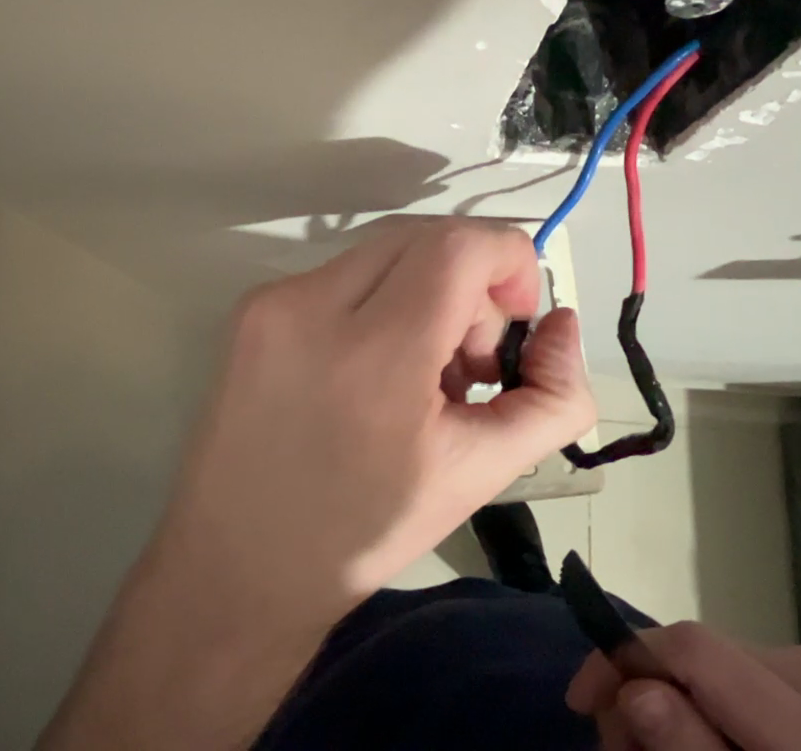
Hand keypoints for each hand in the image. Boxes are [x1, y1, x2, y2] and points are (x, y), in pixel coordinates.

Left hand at [38, 219, 597, 749]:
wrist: (238, 563)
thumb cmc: (364, 530)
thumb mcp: (479, 473)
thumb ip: (550, 396)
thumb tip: (562, 326)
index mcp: (374, 353)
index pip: (460, 246)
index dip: (511, 261)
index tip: (519, 320)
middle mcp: (312, 305)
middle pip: (423, 236)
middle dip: (470, 280)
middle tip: (471, 359)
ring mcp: (271, 301)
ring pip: (381, 251)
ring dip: (424, 289)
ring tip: (422, 371)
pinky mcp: (250, 309)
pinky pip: (339, 275)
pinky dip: (377, 301)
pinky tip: (374, 370)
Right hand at [565, 623, 800, 750]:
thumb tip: (632, 690)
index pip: (696, 648)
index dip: (624, 659)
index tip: (579, 702)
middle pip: (703, 656)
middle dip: (645, 692)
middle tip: (616, 748)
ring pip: (720, 669)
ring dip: (674, 703)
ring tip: (655, 747)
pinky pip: (750, 686)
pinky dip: (712, 711)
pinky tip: (699, 742)